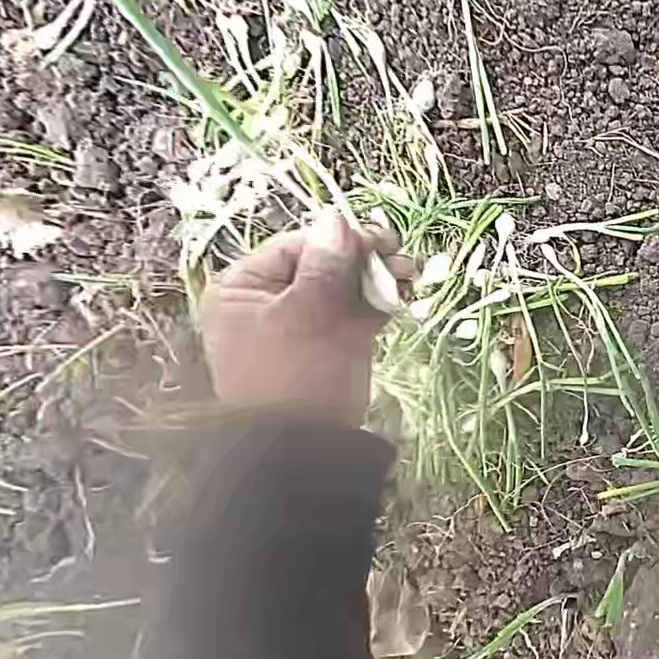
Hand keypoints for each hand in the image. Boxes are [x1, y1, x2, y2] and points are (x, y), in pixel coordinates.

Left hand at [201, 213, 413, 426]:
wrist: (308, 440)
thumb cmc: (291, 374)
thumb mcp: (302, 316)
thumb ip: (323, 267)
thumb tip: (336, 218)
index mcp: (249, 288)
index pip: (298, 246)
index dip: (337, 239)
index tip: (375, 240)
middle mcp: (280, 298)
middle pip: (328, 261)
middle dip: (365, 256)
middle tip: (397, 253)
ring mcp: (314, 317)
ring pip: (351, 282)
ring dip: (381, 275)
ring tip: (410, 273)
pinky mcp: (342, 335)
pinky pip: (365, 306)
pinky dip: (385, 297)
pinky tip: (406, 291)